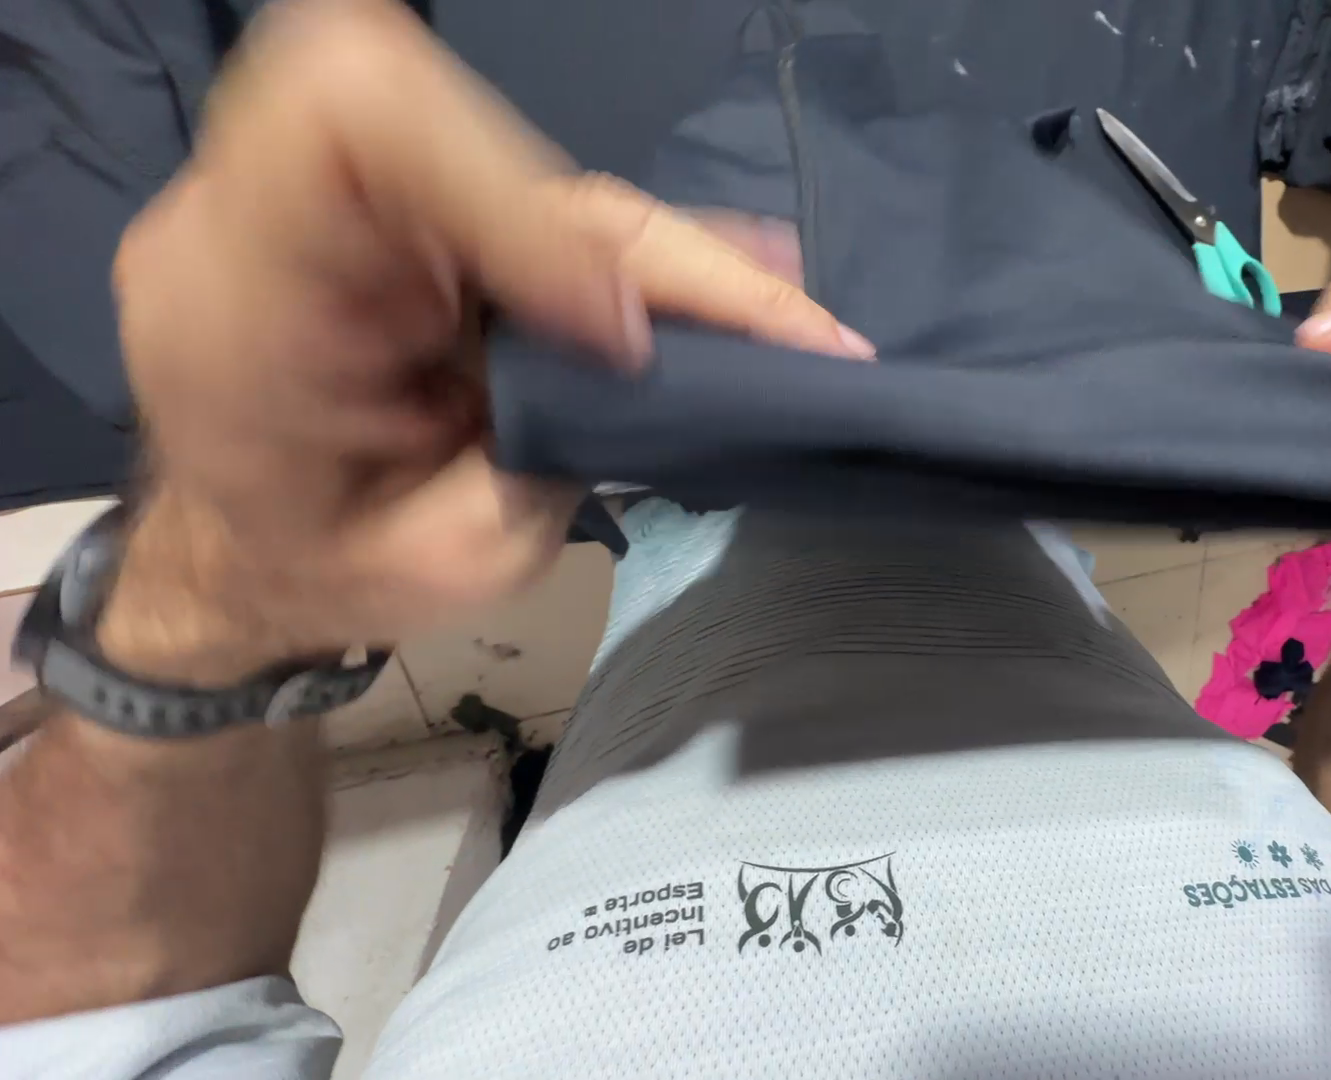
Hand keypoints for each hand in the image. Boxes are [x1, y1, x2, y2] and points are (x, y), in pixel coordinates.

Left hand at [102, 0, 869, 680]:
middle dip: (680, 258)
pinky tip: (759, 288)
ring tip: (805, 329)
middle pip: (521, 163)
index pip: (368, 129)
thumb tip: (646, 349)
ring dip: (701, 266)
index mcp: (257, 288)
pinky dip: (679, 265)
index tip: (625, 336)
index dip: (522, 206)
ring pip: (572, 197)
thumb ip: (543, 456)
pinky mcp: (458, 244)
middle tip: (805, 336)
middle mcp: (320, 214)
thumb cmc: (332, 572)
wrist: (262, 549)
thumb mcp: (448, 556)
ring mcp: (395, 221)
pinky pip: (580, 226)